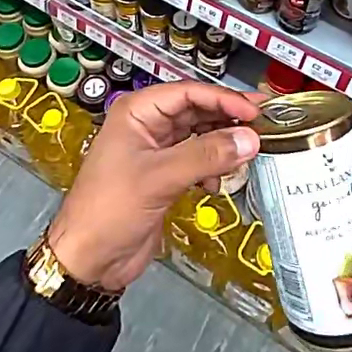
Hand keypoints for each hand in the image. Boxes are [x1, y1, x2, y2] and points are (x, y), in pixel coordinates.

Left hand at [46, 82, 261, 290]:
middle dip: (228, 118)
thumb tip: (248, 140)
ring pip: (200, 135)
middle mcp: (148, 125)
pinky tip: (218, 182)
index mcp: (138, 112)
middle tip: (262, 125)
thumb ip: (206, 156)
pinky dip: (213, 167)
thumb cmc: (110, 209)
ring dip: (222, 144)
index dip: (223, 99)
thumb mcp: (159, 178)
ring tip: (246, 154)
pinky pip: (197, 159)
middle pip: (197, 110)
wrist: (89, 260)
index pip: (188, 92)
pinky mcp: (164, 175)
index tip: (254, 111)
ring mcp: (156, 150)